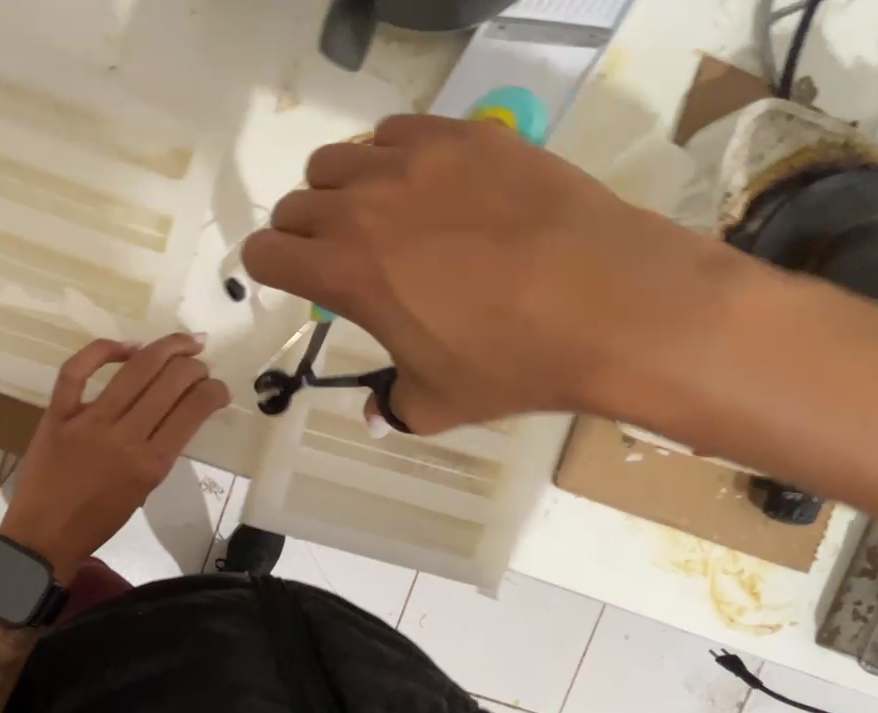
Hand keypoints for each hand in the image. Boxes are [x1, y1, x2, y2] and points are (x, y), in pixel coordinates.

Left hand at [0, 335, 229, 580]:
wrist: (43, 537)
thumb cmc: (98, 522)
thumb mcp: (143, 492)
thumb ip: (160, 452)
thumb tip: (179, 415)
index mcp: (150, 463)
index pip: (193, 410)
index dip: (214, 391)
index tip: (218, 389)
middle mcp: (124, 436)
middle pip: (170, 382)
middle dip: (195, 367)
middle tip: (201, 364)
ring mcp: (88, 421)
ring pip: (135, 369)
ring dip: (166, 348)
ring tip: (183, 343)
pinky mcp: (57, 414)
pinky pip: (77, 371)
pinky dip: (102, 350)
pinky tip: (126, 346)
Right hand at [242, 114, 753, 432]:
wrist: (613, 304)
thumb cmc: (511, 362)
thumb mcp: (437, 403)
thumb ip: (392, 406)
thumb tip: (376, 417)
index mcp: (344, 272)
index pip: (265, 253)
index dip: (271, 271)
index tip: (296, 283)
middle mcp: (365, 206)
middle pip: (296, 204)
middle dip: (304, 233)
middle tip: (341, 257)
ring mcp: (418, 162)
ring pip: (340, 159)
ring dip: (342, 190)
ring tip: (381, 216)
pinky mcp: (469, 136)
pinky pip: (398, 130)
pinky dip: (393, 155)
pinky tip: (428, 185)